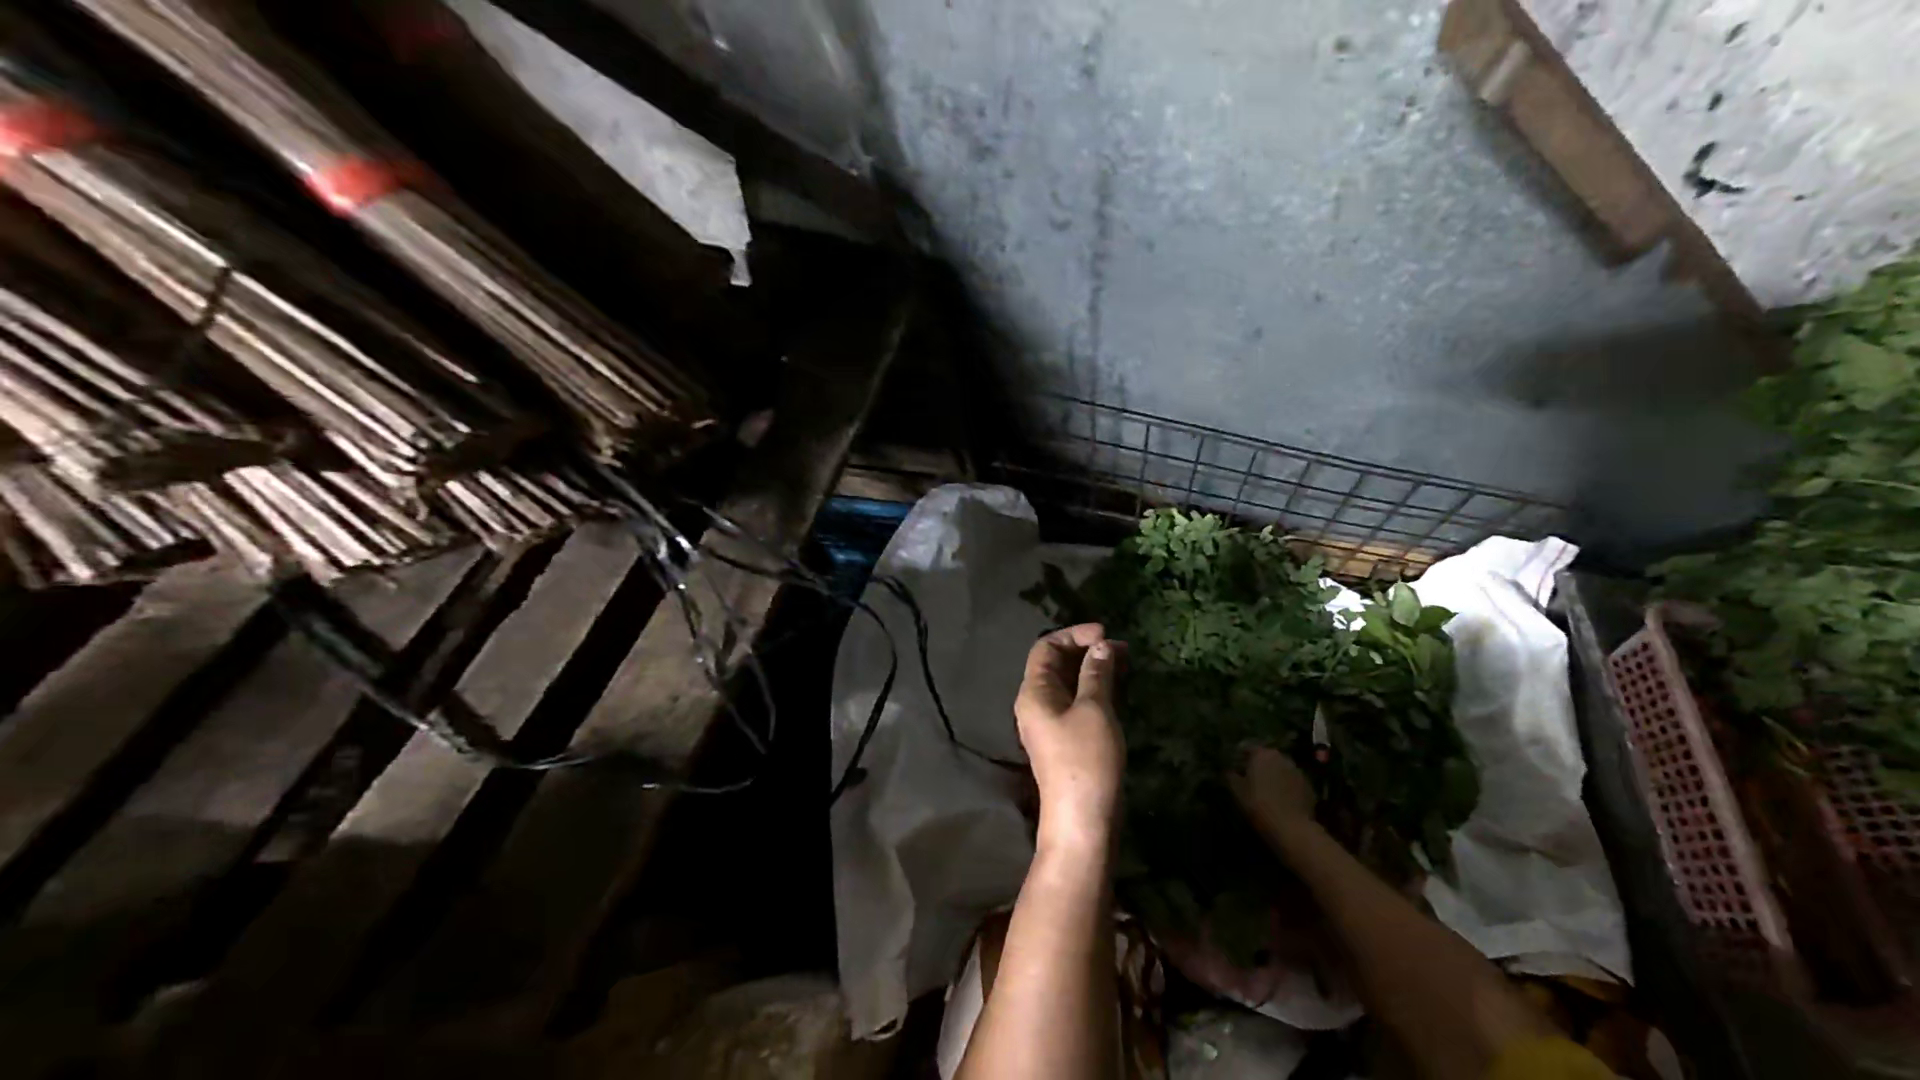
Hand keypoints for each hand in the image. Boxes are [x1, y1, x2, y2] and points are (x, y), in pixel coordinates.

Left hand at [1014, 623, 1125, 850]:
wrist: (1082, 820)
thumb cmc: (1086, 759)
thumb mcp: (1094, 710)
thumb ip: (1096, 673)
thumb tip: (1101, 646)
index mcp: (1034, 692)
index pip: (1045, 648)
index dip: (1073, 635)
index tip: (1105, 634)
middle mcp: (1036, 703)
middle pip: (1056, 664)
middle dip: (1086, 650)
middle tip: (1122, 647)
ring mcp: (1050, 722)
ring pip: (1069, 684)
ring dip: (1093, 669)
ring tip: (1125, 662)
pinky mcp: (1065, 738)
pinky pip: (1076, 702)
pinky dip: (1095, 689)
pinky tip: (1118, 688)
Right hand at [1228, 745, 1317, 844]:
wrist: (1291, 827)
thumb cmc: (1258, 804)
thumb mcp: (1236, 790)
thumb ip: (1230, 775)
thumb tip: (1229, 770)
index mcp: (1262, 754)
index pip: (1248, 749)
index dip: (1241, 758)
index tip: (1235, 769)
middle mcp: (1282, 757)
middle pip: (1267, 758)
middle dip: (1259, 766)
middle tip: (1251, 779)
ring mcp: (1298, 771)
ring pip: (1282, 769)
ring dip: (1275, 775)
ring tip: (1268, 790)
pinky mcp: (1309, 786)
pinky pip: (1293, 782)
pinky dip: (1287, 787)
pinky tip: (1282, 800)